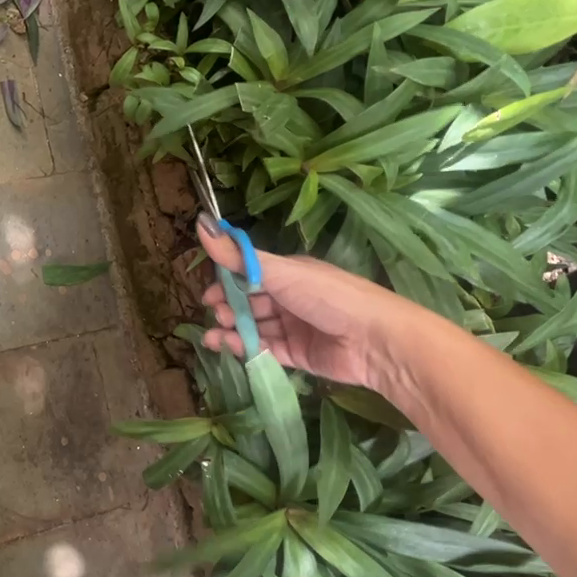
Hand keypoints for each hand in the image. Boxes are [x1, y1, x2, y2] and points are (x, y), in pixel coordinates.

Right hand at [196, 214, 443, 400]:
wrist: (376, 341)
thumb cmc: (329, 296)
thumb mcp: (280, 271)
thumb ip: (237, 255)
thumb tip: (200, 222)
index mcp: (289, 274)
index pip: (248, 275)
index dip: (226, 283)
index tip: (209, 294)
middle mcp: (290, 298)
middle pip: (249, 302)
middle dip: (228, 308)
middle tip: (218, 314)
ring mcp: (294, 327)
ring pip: (253, 327)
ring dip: (230, 330)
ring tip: (214, 338)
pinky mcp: (298, 354)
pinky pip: (264, 350)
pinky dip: (244, 348)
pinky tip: (227, 347)